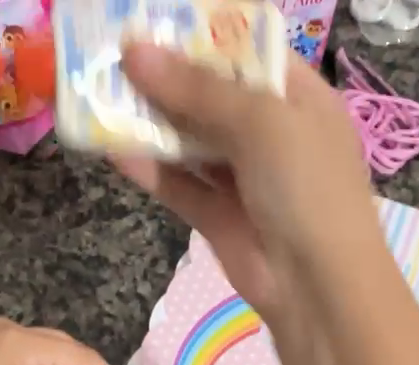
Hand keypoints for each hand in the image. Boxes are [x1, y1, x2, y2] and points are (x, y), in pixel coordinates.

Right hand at [111, 44, 381, 323]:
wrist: (316, 286)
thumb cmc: (306, 186)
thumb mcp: (261, 121)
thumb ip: (197, 89)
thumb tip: (135, 53)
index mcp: (300, 99)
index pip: (248, 55)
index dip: (203, 38)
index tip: (152, 25)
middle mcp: (273, 135)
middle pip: (213, 97)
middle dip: (168, 78)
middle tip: (114, 56)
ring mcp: (245, 180)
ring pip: (192, 143)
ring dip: (152, 123)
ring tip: (102, 95)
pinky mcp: (220, 220)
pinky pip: (181, 187)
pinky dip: (151, 171)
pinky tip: (114, 149)